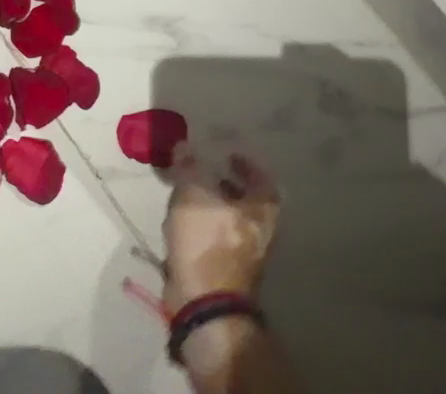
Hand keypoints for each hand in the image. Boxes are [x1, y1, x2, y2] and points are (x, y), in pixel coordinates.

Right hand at [162, 144, 280, 311]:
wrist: (203, 300)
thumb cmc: (206, 240)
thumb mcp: (193, 193)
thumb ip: (189, 166)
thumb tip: (185, 145)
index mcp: (262, 210)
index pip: (263, 179)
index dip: (247, 164)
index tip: (229, 154)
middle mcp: (261, 231)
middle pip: (248, 201)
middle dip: (227, 185)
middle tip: (205, 171)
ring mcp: (245, 254)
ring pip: (230, 220)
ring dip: (213, 205)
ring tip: (187, 193)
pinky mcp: (225, 270)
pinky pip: (216, 238)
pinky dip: (203, 225)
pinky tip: (182, 221)